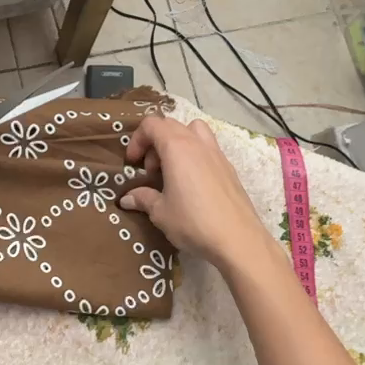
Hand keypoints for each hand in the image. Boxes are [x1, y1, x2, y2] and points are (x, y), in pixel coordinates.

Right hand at [120, 116, 277, 273]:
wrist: (239, 240)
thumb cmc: (194, 222)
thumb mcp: (161, 213)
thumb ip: (143, 199)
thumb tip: (126, 198)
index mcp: (176, 147)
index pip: (151, 124)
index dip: (137, 140)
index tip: (133, 163)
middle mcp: (197, 143)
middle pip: (170, 124)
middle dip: (155, 141)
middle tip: (151, 170)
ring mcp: (216, 153)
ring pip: (194, 130)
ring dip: (178, 141)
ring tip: (173, 168)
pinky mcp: (229, 168)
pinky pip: (207, 147)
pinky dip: (195, 154)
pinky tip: (193, 183)